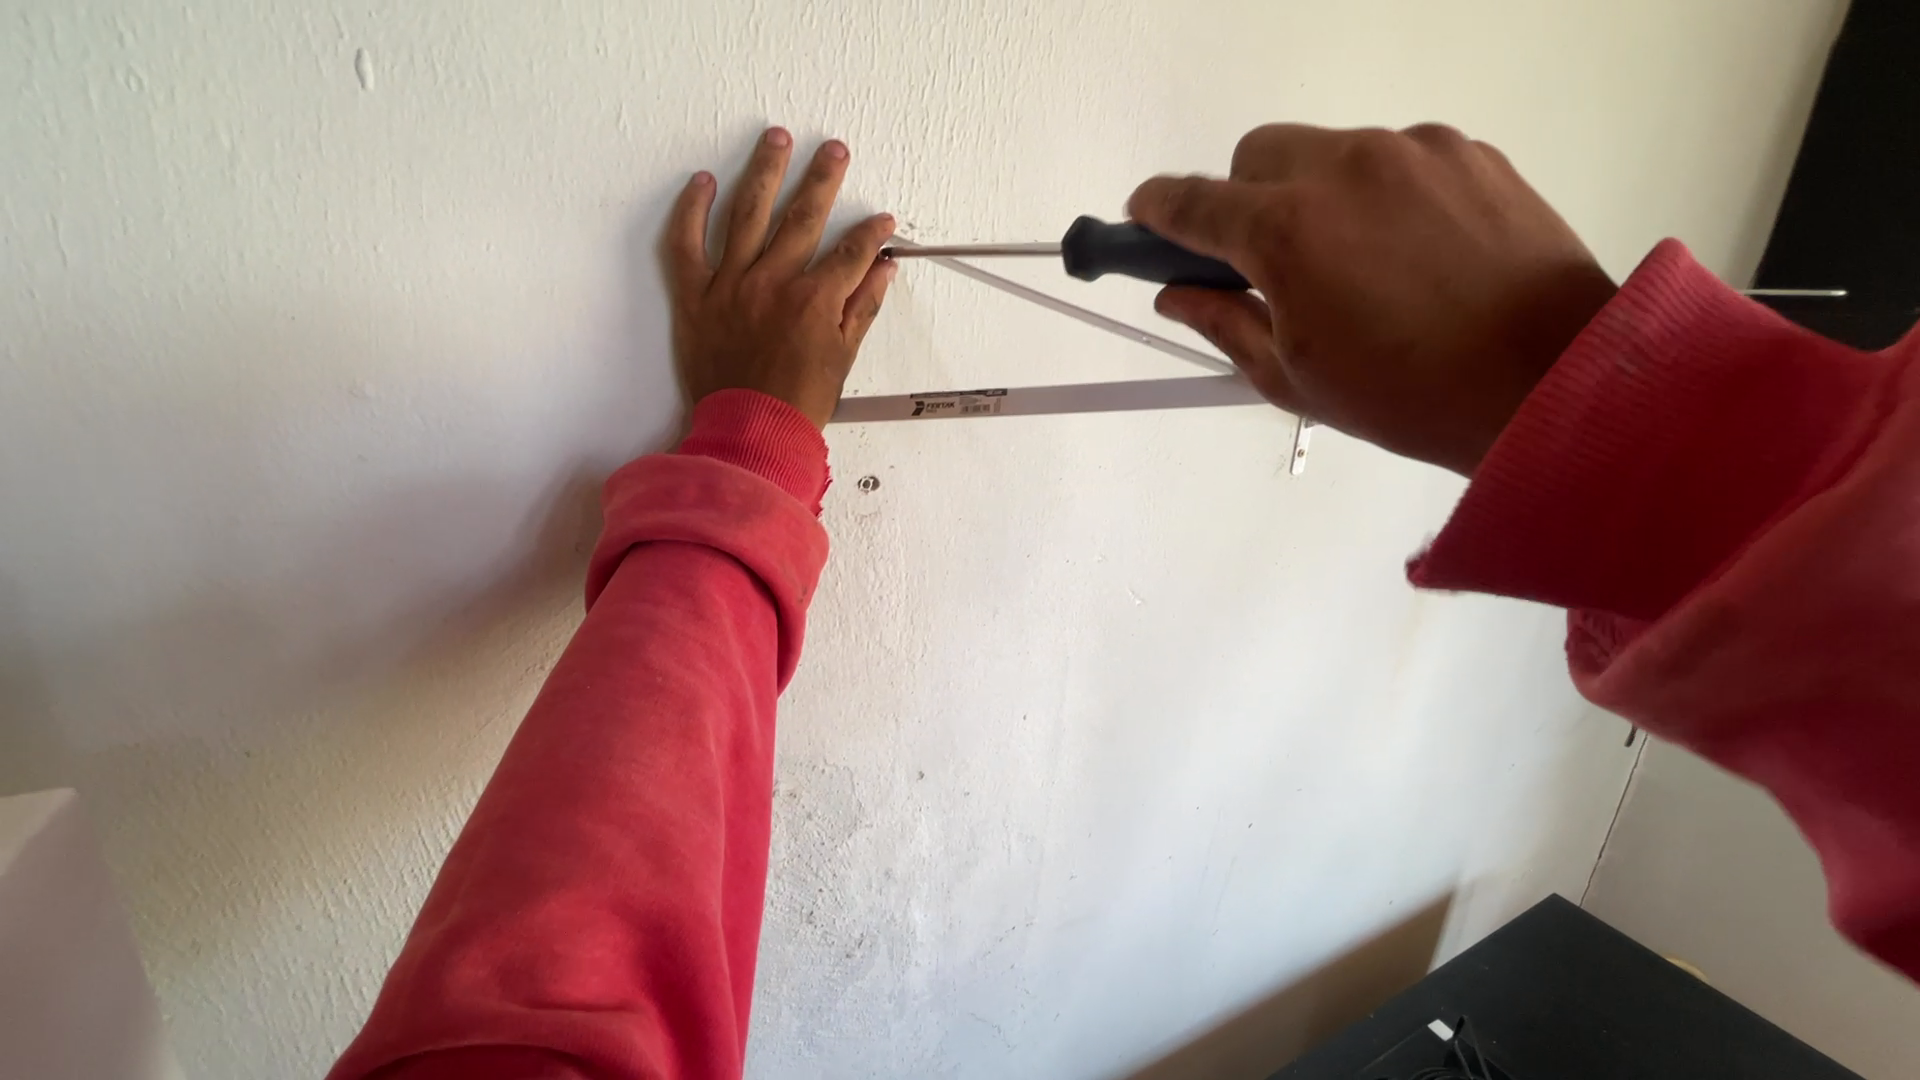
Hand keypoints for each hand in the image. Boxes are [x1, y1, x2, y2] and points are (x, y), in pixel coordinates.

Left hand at [665, 128, 896, 429]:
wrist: (749, 432)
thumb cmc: (797, 403)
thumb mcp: (842, 358)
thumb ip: (862, 308)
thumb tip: (882, 272)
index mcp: (814, 300)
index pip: (851, 252)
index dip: (871, 234)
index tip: (883, 223)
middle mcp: (773, 282)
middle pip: (803, 217)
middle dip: (824, 179)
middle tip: (834, 150)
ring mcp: (731, 284)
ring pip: (748, 213)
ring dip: (766, 172)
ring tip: (777, 139)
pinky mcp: (696, 296)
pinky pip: (687, 243)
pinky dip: (692, 210)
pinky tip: (704, 182)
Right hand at [1128, 124, 1617, 475]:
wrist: (1549, 381)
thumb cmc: (1402, 395)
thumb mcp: (1288, 375)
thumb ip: (1220, 321)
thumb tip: (1175, 294)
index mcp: (1286, 231)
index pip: (1193, 202)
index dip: (1155, 210)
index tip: (1141, 218)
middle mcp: (1343, 168)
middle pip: (1255, 152)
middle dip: (1238, 196)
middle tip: (1255, 259)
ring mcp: (1411, 151)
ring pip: (1324, 151)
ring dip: (1306, 194)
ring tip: (1345, 264)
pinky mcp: (1466, 151)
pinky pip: (1389, 158)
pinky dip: (1370, 194)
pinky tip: (1401, 252)